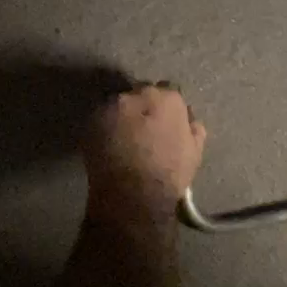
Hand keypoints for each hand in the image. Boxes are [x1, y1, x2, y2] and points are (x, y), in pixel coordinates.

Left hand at [85, 85, 207, 222]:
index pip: (169, 90)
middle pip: (141, 92)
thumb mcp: (195, 151)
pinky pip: (101, 116)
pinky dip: (105, 125)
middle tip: (143, 127)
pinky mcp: (92, 119)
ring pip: (119, 103)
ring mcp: (113, 105)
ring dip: (122, 113)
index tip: (164, 118)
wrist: (133, 195)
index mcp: (168, 98)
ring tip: (123, 135)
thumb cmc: (169, 174)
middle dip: (143, 105)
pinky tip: (108, 142)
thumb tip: (187, 117)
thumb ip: (193, 127)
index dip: (166, 106)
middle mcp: (139, 93)